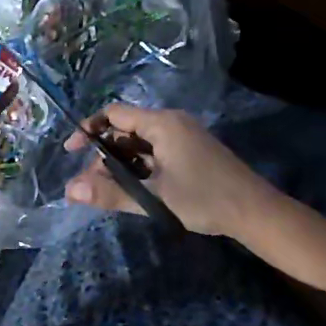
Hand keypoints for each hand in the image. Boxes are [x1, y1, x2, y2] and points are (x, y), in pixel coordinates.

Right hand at [64, 104, 273, 236]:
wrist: (255, 211)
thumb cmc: (204, 199)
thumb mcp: (153, 198)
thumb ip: (110, 193)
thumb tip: (70, 190)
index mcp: (162, 124)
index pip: (114, 114)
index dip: (89, 129)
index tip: (72, 152)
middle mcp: (172, 123)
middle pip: (126, 129)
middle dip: (105, 154)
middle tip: (92, 184)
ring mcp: (183, 136)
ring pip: (140, 143)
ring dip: (122, 164)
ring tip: (111, 191)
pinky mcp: (191, 151)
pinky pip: (156, 151)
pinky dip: (140, 167)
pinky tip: (136, 190)